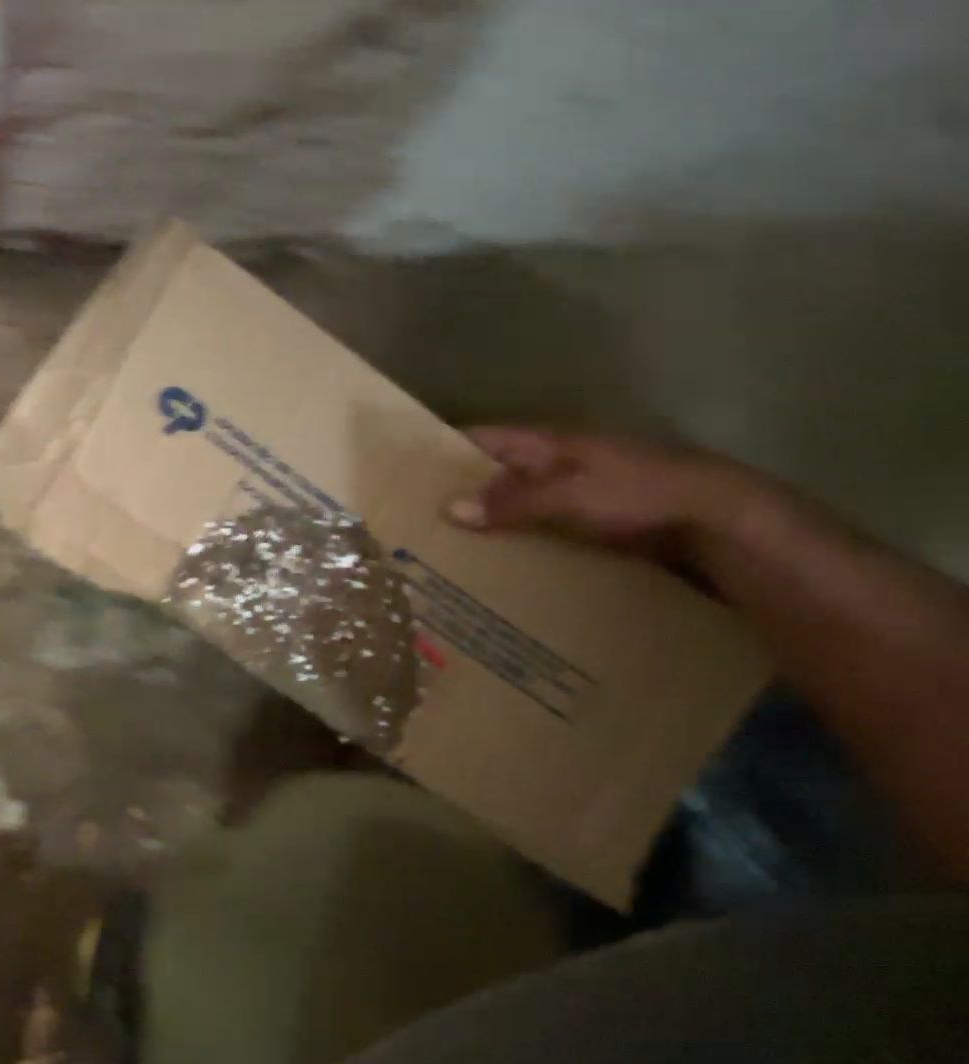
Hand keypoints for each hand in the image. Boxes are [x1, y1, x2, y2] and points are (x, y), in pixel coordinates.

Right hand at [445, 428, 763, 566]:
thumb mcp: (569, 496)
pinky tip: (500, 564)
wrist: (720, 523)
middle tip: (416, 517)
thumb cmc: (639, 495)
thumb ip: (512, 502)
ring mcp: (580, 493)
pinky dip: (520, 540)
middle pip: (497, 472)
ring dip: (490, 520)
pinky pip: (543, 528)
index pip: (485, 437)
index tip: (406, 465)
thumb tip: (450, 508)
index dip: (446, 446)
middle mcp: (560, 463)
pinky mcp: (596, 524)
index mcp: (550, 444)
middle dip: (461, 489)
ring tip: (447, 547)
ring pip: (520, 502)